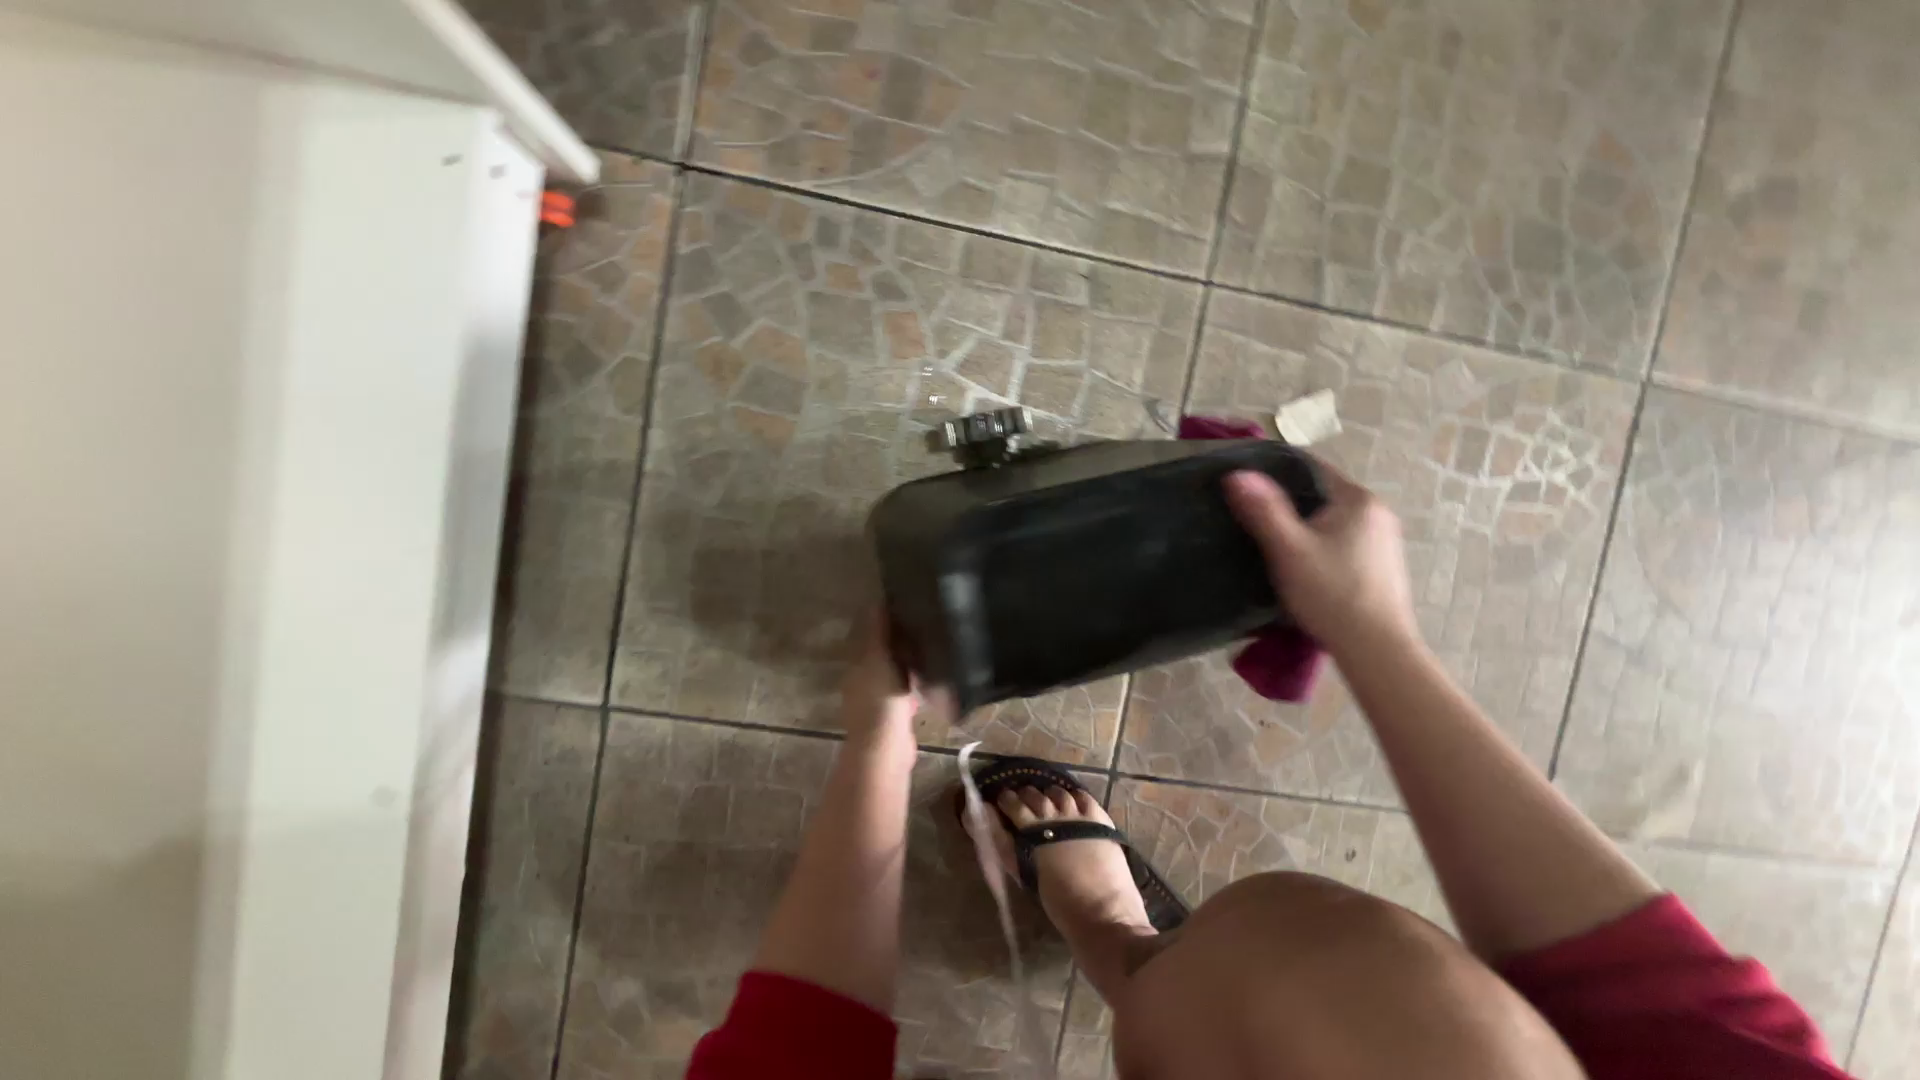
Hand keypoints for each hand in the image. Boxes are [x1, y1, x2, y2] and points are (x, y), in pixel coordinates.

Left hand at [838, 606, 920, 742]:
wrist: (886, 748)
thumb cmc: (880, 699)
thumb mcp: (878, 658)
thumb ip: (878, 631)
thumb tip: (876, 600)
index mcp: (856, 667)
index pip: (867, 637)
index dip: (882, 623)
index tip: (903, 607)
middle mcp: (862, 683)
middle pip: (880, 656)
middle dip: (896, 643)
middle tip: (921, 626)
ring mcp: (877, 702)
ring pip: (893, 675)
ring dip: (906, 665)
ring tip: (929, 650)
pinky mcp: (894, 719)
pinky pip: (905, 695)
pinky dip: (914, 687)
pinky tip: (930, 681)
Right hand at [1222, 464, 1420, 660]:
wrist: (1377, 650)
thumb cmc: (1332, 594)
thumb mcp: (1289, 550)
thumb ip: (1263, 510)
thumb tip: (1236, 473)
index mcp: (1358, 500)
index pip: (1310, 470)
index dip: (1274, 476)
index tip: (1243, 491)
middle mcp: (1377, 514)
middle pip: (1319, 498)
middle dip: (1286, 507)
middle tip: (1249, 522)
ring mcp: (1383, 542)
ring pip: (1330, 524)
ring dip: (1302, 531)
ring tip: (1270, 548)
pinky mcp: (1381, 569)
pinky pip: (1340, 545)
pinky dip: (1318, 550)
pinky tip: (1300, 571)